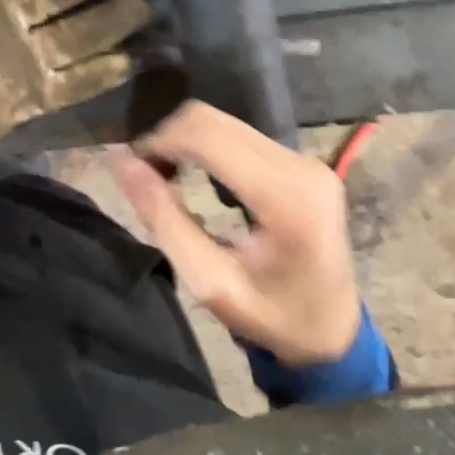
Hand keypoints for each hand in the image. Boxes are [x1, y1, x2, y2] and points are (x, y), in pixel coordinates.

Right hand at [109, 100, 360, 363]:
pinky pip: (238, 133)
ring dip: (183, 138)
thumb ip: (163, 219)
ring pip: (222, 122)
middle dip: (167, 136)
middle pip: (212, 121)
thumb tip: (121, 161)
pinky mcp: (303, 161)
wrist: (334, 333)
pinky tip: (192, 171)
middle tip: (144, 170)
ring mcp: (307, 162)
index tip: (131, 165)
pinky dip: (203, 143)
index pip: (206, 136)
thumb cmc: (271, 317)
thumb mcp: (208, 281)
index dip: (158, 140)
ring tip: (164, 172)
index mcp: (286, 199)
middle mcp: (302, 168)